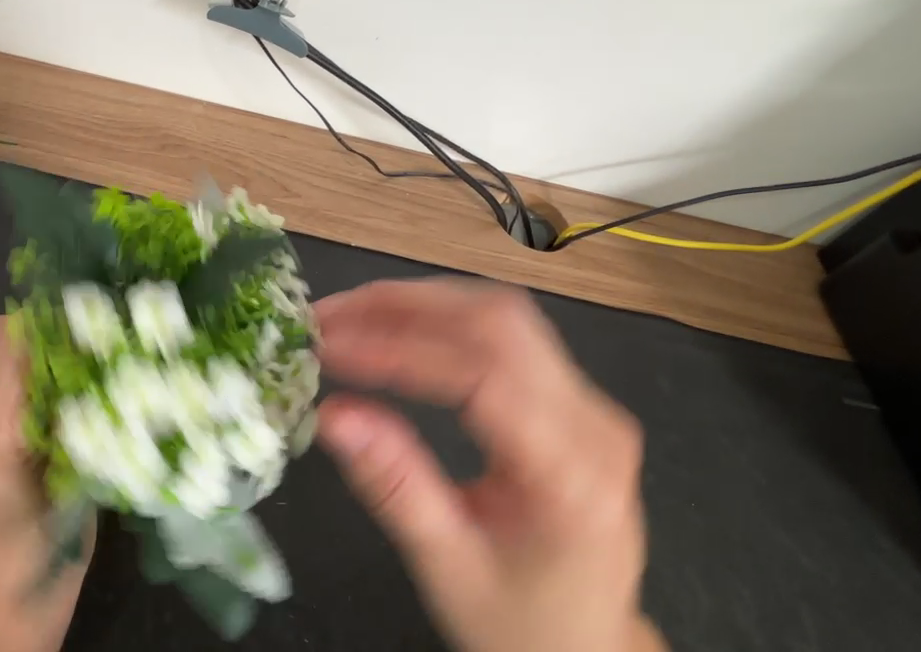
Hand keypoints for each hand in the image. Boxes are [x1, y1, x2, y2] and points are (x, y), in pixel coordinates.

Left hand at [0, 317, 93, 651]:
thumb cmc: (51, 554)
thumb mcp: (80, 483)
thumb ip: (80, 416)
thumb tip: (101, 354)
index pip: (24, 343)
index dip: (62, 323)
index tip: (100, 319)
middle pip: (4, 335)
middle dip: (50, 329)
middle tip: (92, 337)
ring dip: (30, 343)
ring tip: (69, 358)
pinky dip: (12, 363)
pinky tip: (40, 384)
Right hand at [315, 279, 664, 651]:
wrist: (591, 651)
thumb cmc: (521, 625)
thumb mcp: (449, 567)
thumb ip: (394, 487)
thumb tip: (330, 414)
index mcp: (571, 473)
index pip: (483, 378)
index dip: (399, 351)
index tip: (329, 349)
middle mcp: (592, 421)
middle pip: (498, 323)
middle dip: (403, 306)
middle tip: (327, 316)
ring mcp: (587, 402)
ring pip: (501, 315)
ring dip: (418, 303)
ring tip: (348, 314)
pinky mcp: (569, 397)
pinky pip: (504, 333)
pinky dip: (439, 318)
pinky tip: (393, 326)